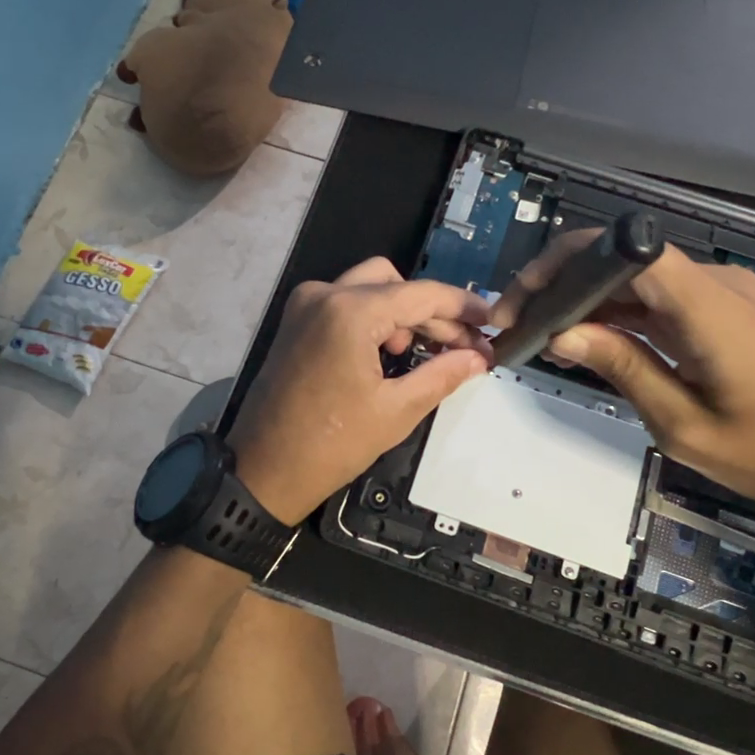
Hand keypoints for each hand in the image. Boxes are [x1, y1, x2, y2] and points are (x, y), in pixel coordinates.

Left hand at [229, 258, 492, 524]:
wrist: (263, 471)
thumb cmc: (331, 445)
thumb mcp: (396, 411)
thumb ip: (441, 375)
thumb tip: (478, 358)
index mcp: (350, 312)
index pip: (420, 295)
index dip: (461, 306)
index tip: (491, 319)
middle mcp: (325, 294)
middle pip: (395, 283)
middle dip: (433, 312)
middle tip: (466, 345)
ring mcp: (306, 305)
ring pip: (370, 288)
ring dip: (404, 313)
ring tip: (431, 352)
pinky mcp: (297, 322)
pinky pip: (346, 304)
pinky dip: (375, 319)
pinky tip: (394, 353)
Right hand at [492, 231, 754, 535]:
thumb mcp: (681, 424)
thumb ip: (622, 368)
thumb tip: (561, 334)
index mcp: (711, 308)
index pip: (628, 250)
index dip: (567, 261)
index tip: (525, 299)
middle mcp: (721, 285)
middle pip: (627, 260)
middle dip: (565, 284)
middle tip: (518, 324)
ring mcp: (729, 295)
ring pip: (641, 279)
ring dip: (589, 302)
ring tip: (540, 336)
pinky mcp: (731, 311)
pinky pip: (664, 298)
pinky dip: (622, 314)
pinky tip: (588, 340)